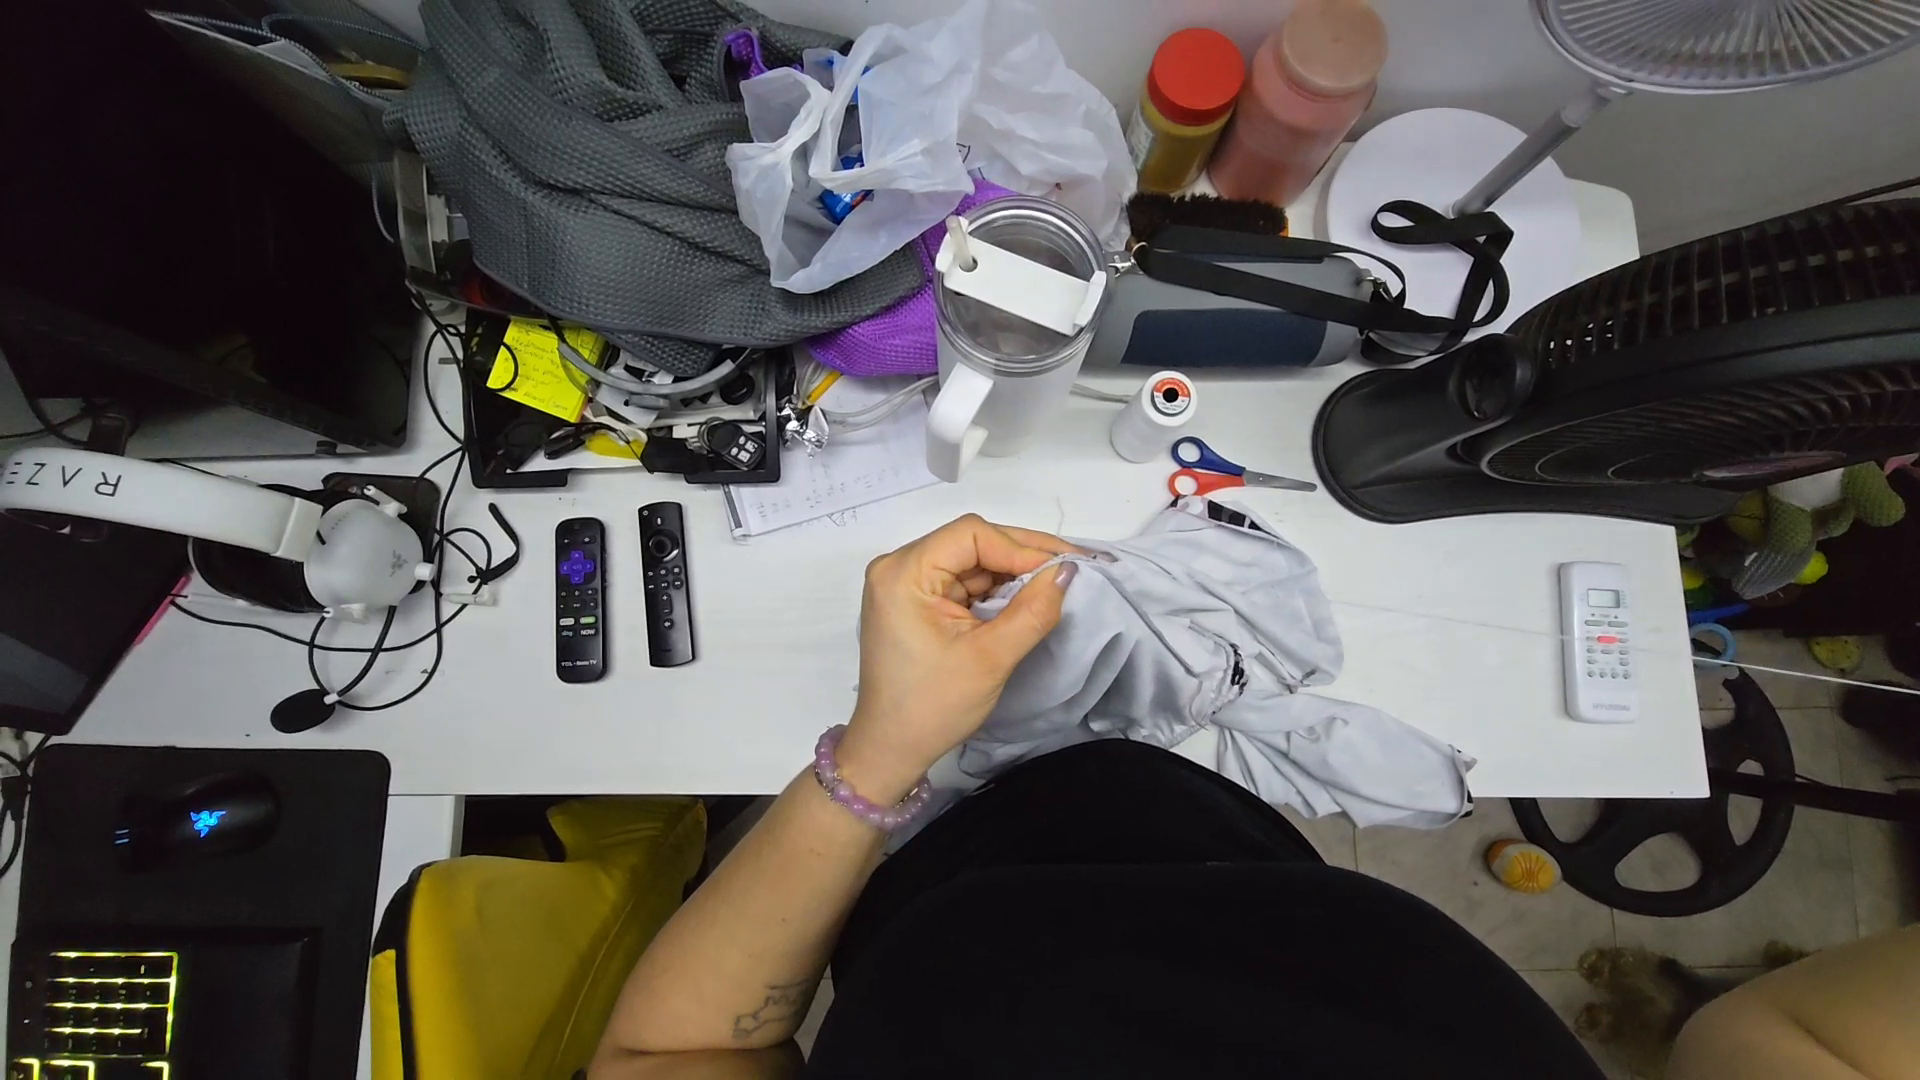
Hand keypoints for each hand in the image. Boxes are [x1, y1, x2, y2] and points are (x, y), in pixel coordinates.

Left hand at [838, 514, 1080, 800]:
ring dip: (1012, 570)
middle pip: (971, 541)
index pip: (971, 535)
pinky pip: (963, 580)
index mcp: (903, 573)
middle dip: (1022, 554)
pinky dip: (996, 587)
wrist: (891, 748)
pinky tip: (1027, 593)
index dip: (1021, 547)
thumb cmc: (933, 706)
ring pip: (971, 559)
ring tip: (1057, 579)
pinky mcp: (917, 600)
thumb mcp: (991, 659)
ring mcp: (906, 583)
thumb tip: (1067, 572)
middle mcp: (899, 567)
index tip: (1063, 568)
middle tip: (1072, 564)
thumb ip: (1032, 611)